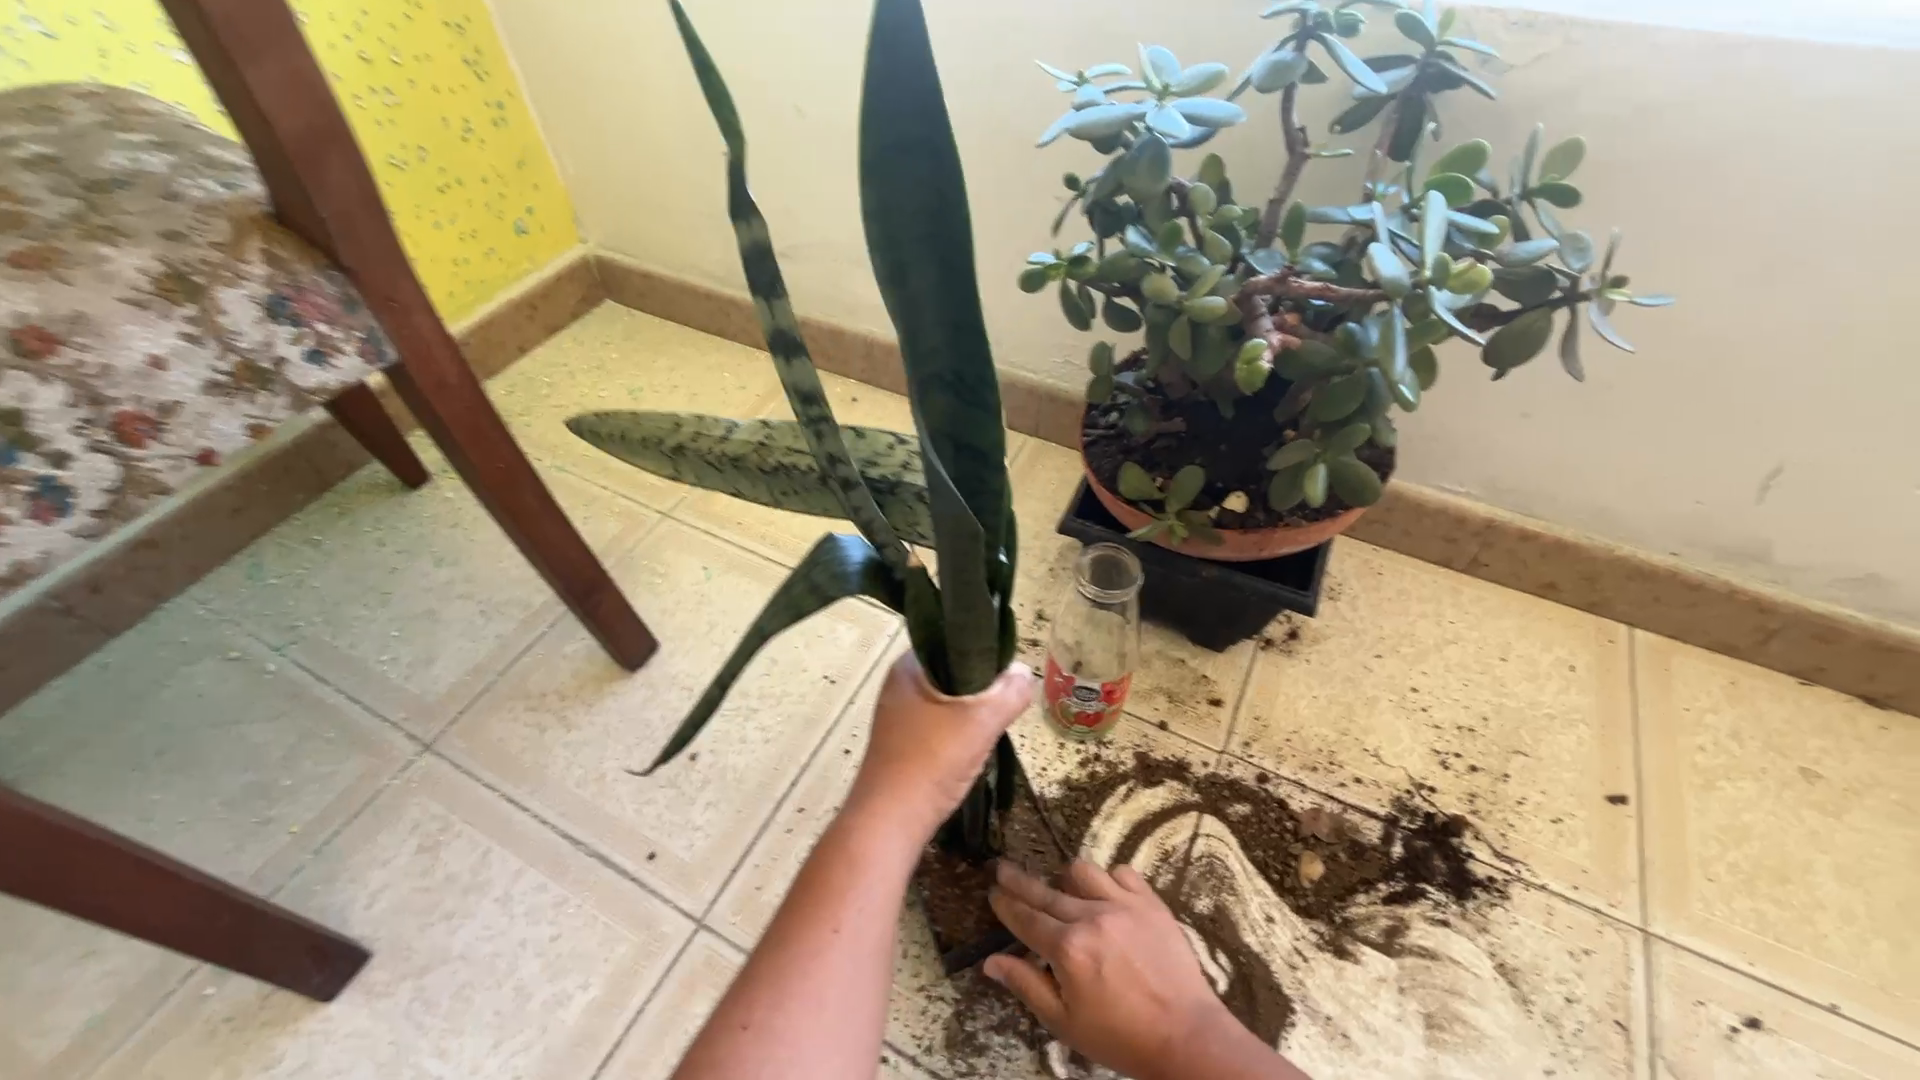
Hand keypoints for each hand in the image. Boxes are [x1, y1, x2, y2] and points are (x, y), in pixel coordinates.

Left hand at [844, 653, 1033, 841]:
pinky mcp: (900, 744)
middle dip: (981, 688)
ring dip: (971, 714)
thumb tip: (1025, 671)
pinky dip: (957, 734)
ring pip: (947, 703)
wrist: (890, 821)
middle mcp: (897, 686)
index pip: (952, 641)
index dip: (983, 651)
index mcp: (907, 667)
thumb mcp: (980, 723)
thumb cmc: (931, 762)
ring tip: (993, 725)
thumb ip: (1008, 694)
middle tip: (1006, 701)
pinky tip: (973, 748)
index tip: (1008, 672)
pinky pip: (938, 726)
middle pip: (952, 674)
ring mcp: (897, 717)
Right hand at [984, 860, 1247, 1079]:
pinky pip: (1122, 873)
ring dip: (1066, 878)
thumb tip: (990, 962)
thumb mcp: (1064, 1023)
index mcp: (1067, 949)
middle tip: (1002, 868)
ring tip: (1063, 889)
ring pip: (1082, 871)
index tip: (993, 891)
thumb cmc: (1121, 1037)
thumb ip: (1026, 985)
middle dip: (1018, 880)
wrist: (1186, 1036)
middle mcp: (1091, 917)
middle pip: (1045, 891)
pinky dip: (1109, 879)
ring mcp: (1123, 905)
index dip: (1005, 903)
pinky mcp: (1151, 903)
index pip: (1025, 918)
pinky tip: (1107, 894)